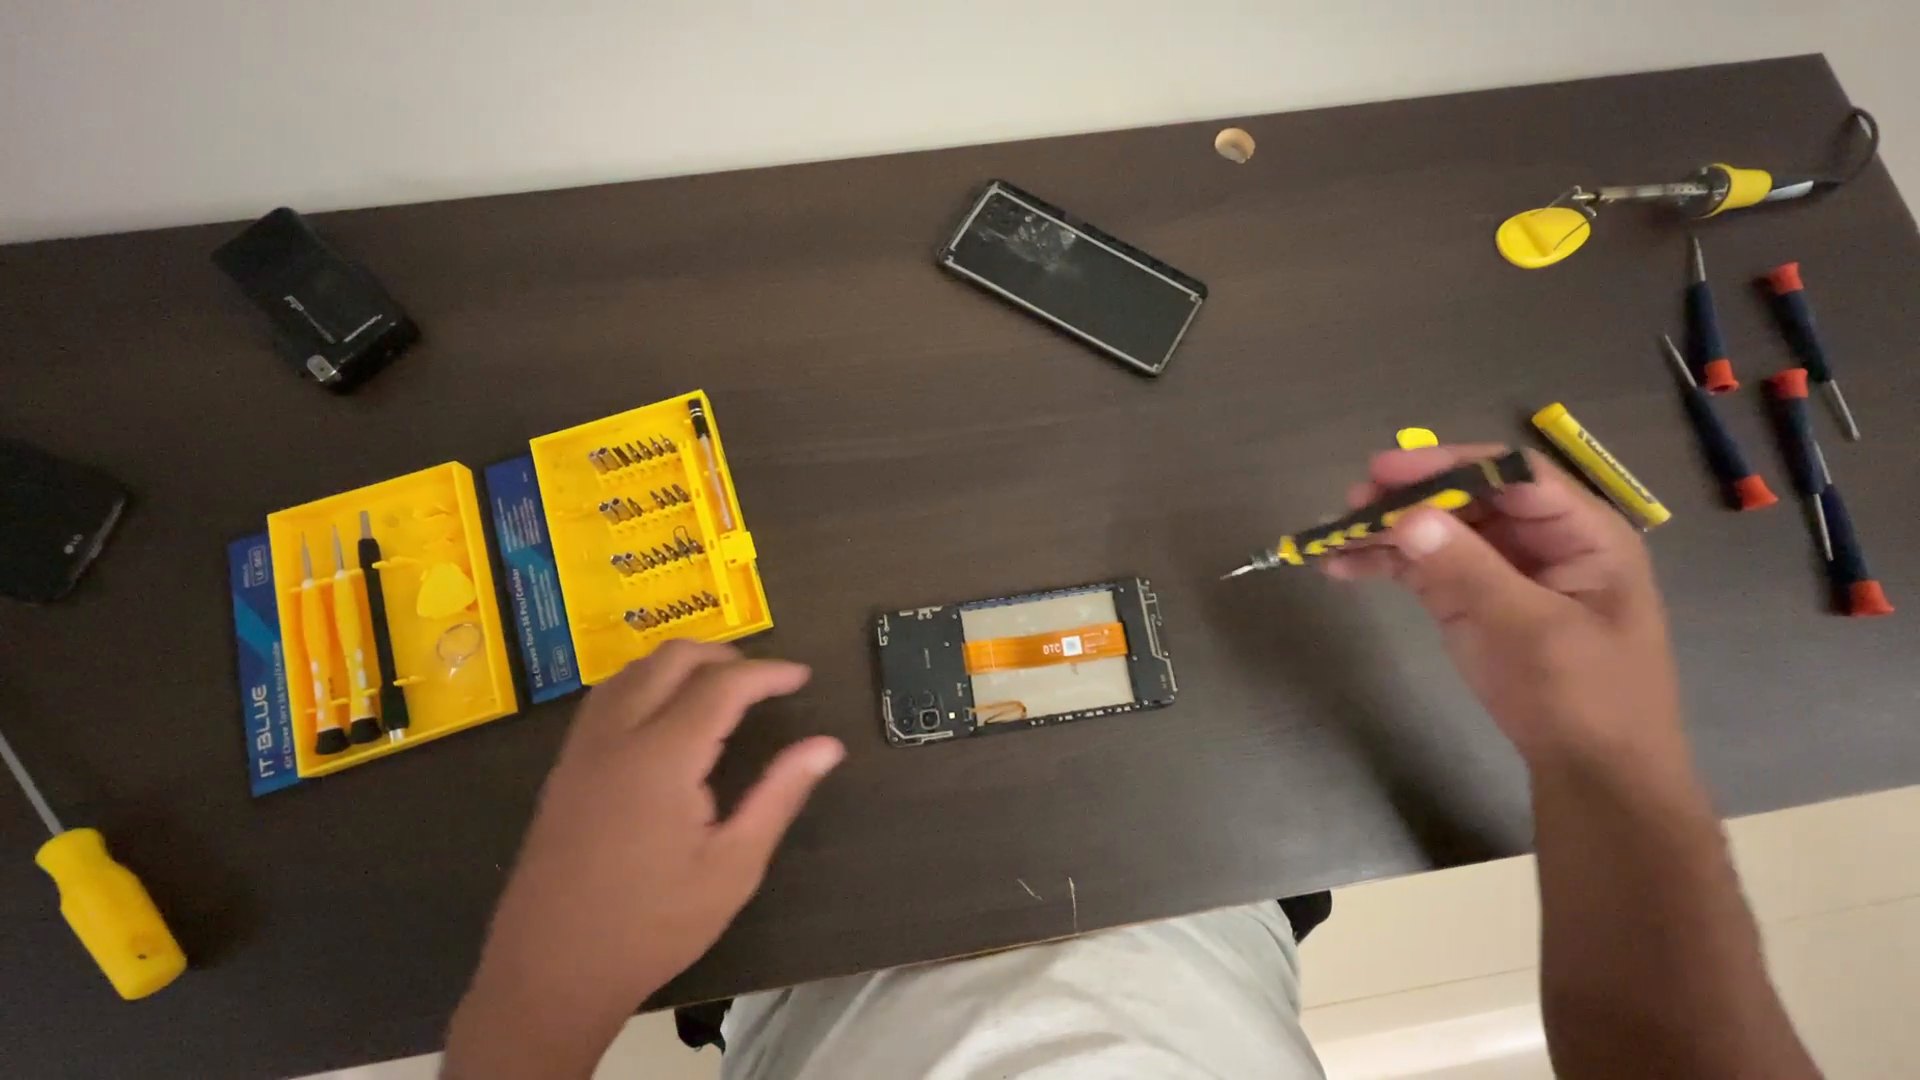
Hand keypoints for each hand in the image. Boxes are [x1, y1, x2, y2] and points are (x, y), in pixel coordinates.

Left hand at [445, 641, 843, 1078]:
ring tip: (721, 688)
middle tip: (764, 681)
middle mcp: (618, 736)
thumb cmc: (653, 924)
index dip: (768, 672)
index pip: (722, 684)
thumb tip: (828, 746)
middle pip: (672, 659)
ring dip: (681, 663)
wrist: (548, 975)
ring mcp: (583, 749)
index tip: (802, 677)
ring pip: (633, 669)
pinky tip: (664, 713)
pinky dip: (646, 681)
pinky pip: (607, 695)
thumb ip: (780, 795)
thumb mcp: (733, 866)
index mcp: (662, 756)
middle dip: (725, 655)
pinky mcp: (564, 768)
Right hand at [1323, 445, 1683, 768]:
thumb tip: (1407, 518)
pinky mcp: (1465, 599)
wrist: (1589, 769)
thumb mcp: (1530, 628)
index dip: (1450, 466)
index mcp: (1581, 535)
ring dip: (1385, 531)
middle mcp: (1537, 542)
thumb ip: (1468, 569)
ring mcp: (1497, 570)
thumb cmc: (1583, 695)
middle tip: (1353, 502)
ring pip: (1435, 532)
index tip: (1387, 470)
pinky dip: (1381, 564)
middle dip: (1409, 499)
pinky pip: (1418, 567)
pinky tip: (1341, 567)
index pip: (1514, 477)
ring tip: (1334, 536)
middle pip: (1465, 500)